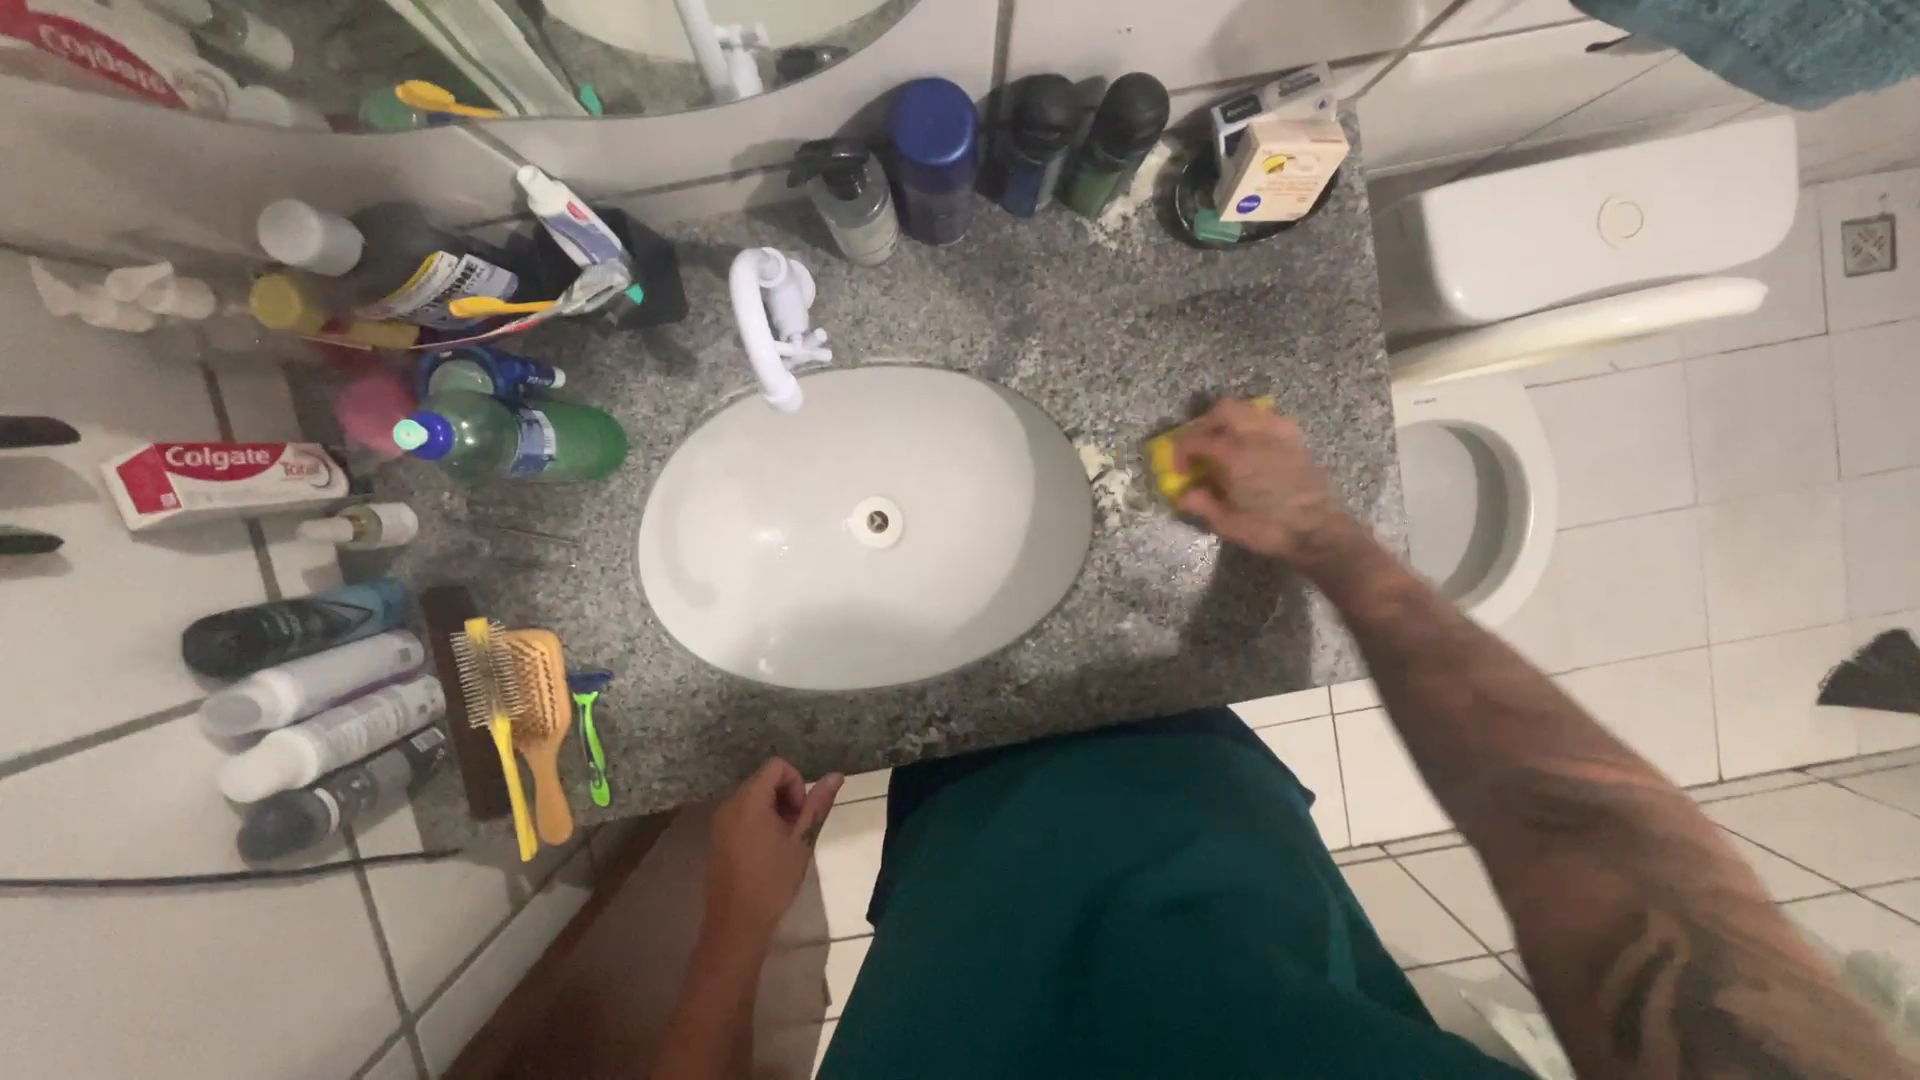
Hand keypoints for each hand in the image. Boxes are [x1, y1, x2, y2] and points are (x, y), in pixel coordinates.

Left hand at [703, 758, 843, 947]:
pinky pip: (744, 814)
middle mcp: (730, 804)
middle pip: (765, 780)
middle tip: (797, 831)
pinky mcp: (718, 837)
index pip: (777, 766)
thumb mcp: (802, 841)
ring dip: (776, 811)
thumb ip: (817, 805)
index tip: (801, 815)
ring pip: (756, 798)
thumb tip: (836, 775)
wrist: (736, 925)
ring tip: (785, 844)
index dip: (797, 784)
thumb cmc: (773, 882)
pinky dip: (761, 822)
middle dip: (788, 798)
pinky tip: (769, 852)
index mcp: (749, 801)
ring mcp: (721, 822)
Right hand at [1172, 399, 1349, 565]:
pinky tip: (1251, 444)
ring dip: (1228, 421)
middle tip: (1198, 447)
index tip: (1179, 469)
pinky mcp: (1295, 439)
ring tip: (1223, 442)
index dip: (1181, 452)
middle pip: (1222, 410)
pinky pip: (1268, 418)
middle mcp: (1256, 435)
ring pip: (1247, 408)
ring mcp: (1279, 433)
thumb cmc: (1269, 529)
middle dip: (1204, 425)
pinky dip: (1253, 424)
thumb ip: (1200, 503)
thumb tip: (1184, 492)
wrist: (1318, 531)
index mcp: (1235, 456)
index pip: (1196, 439)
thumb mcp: (1226, 523)